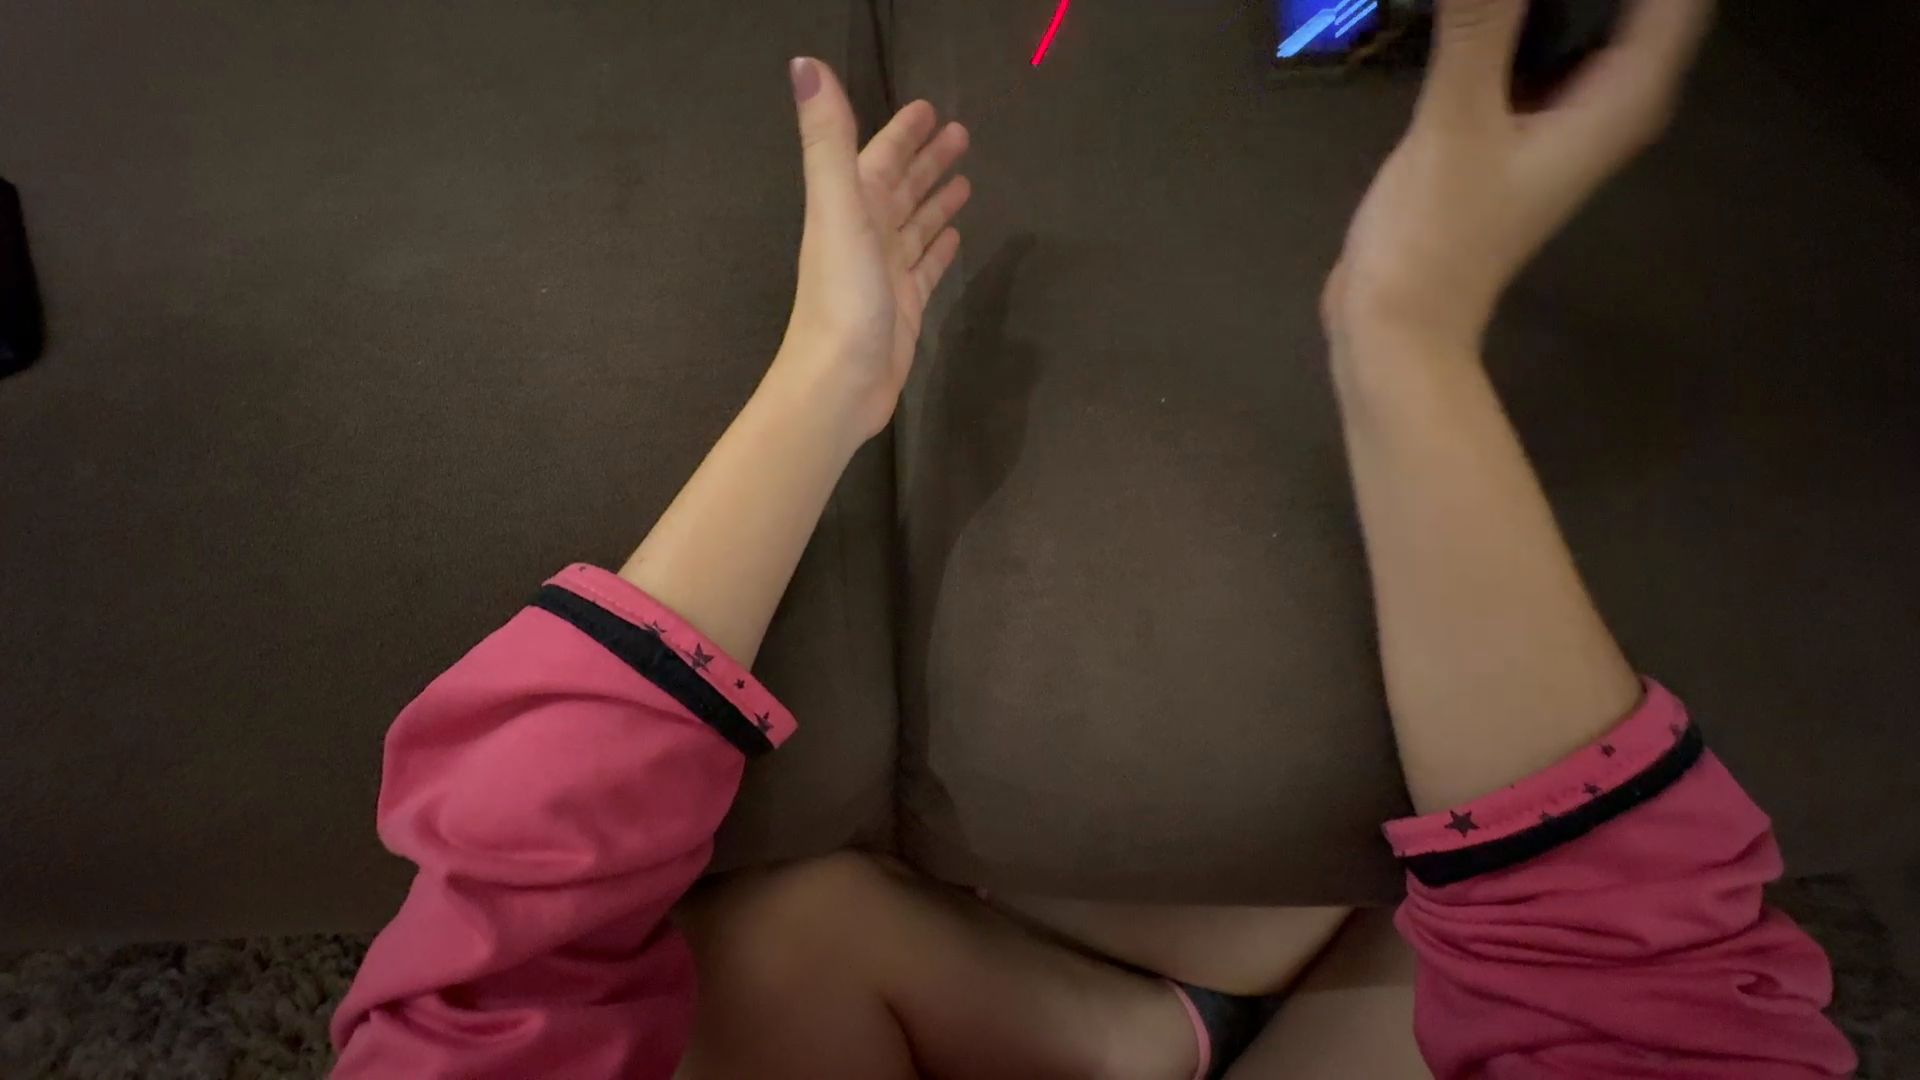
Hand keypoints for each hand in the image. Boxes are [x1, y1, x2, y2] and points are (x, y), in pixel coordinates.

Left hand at [778, 58, 971, 440]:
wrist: (839, 382)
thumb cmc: (842, 298)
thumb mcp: (835, 211)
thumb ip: (828, 142)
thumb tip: (806, 65)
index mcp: (850, 208)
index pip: (879, 158)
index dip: (902, 134)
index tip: (930, 111)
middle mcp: (866, 236)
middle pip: (900, 189)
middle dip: (927, 162)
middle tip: (963, 136)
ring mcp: (886, 274)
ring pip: (915, 226)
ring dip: (935, 201)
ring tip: (965, 181)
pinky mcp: (904, 308)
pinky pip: (926, 267)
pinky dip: (938, 248)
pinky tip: (954, 235)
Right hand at [1324, 0, 1713, 354]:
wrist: (1394, 327)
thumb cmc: (1434, 239)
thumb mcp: (1454, 126)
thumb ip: (1478, 28)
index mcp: (1623, 95)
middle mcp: (1604, 103)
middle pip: (1620, 2)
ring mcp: (1554, 124)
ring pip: (1569, 27)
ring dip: (1533, 7)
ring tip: (1475, 6)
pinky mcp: (1507, 141)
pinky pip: (1524, 62)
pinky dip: (1504, 33)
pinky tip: (1462, 19)